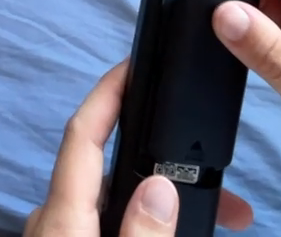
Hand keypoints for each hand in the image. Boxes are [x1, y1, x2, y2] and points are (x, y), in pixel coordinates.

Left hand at [26, 62, 254, 235]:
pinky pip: (109, 226)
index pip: (81, 133)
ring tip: (226, 212)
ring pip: (115, 203)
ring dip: (164, 201)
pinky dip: (146, 224)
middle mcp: (55, 222)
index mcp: (61, 219)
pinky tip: (182, 231)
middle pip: (107, 170)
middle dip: (163, 161)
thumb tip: (160, 184)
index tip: (135, 60)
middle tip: (217, 166)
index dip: (106, 90)